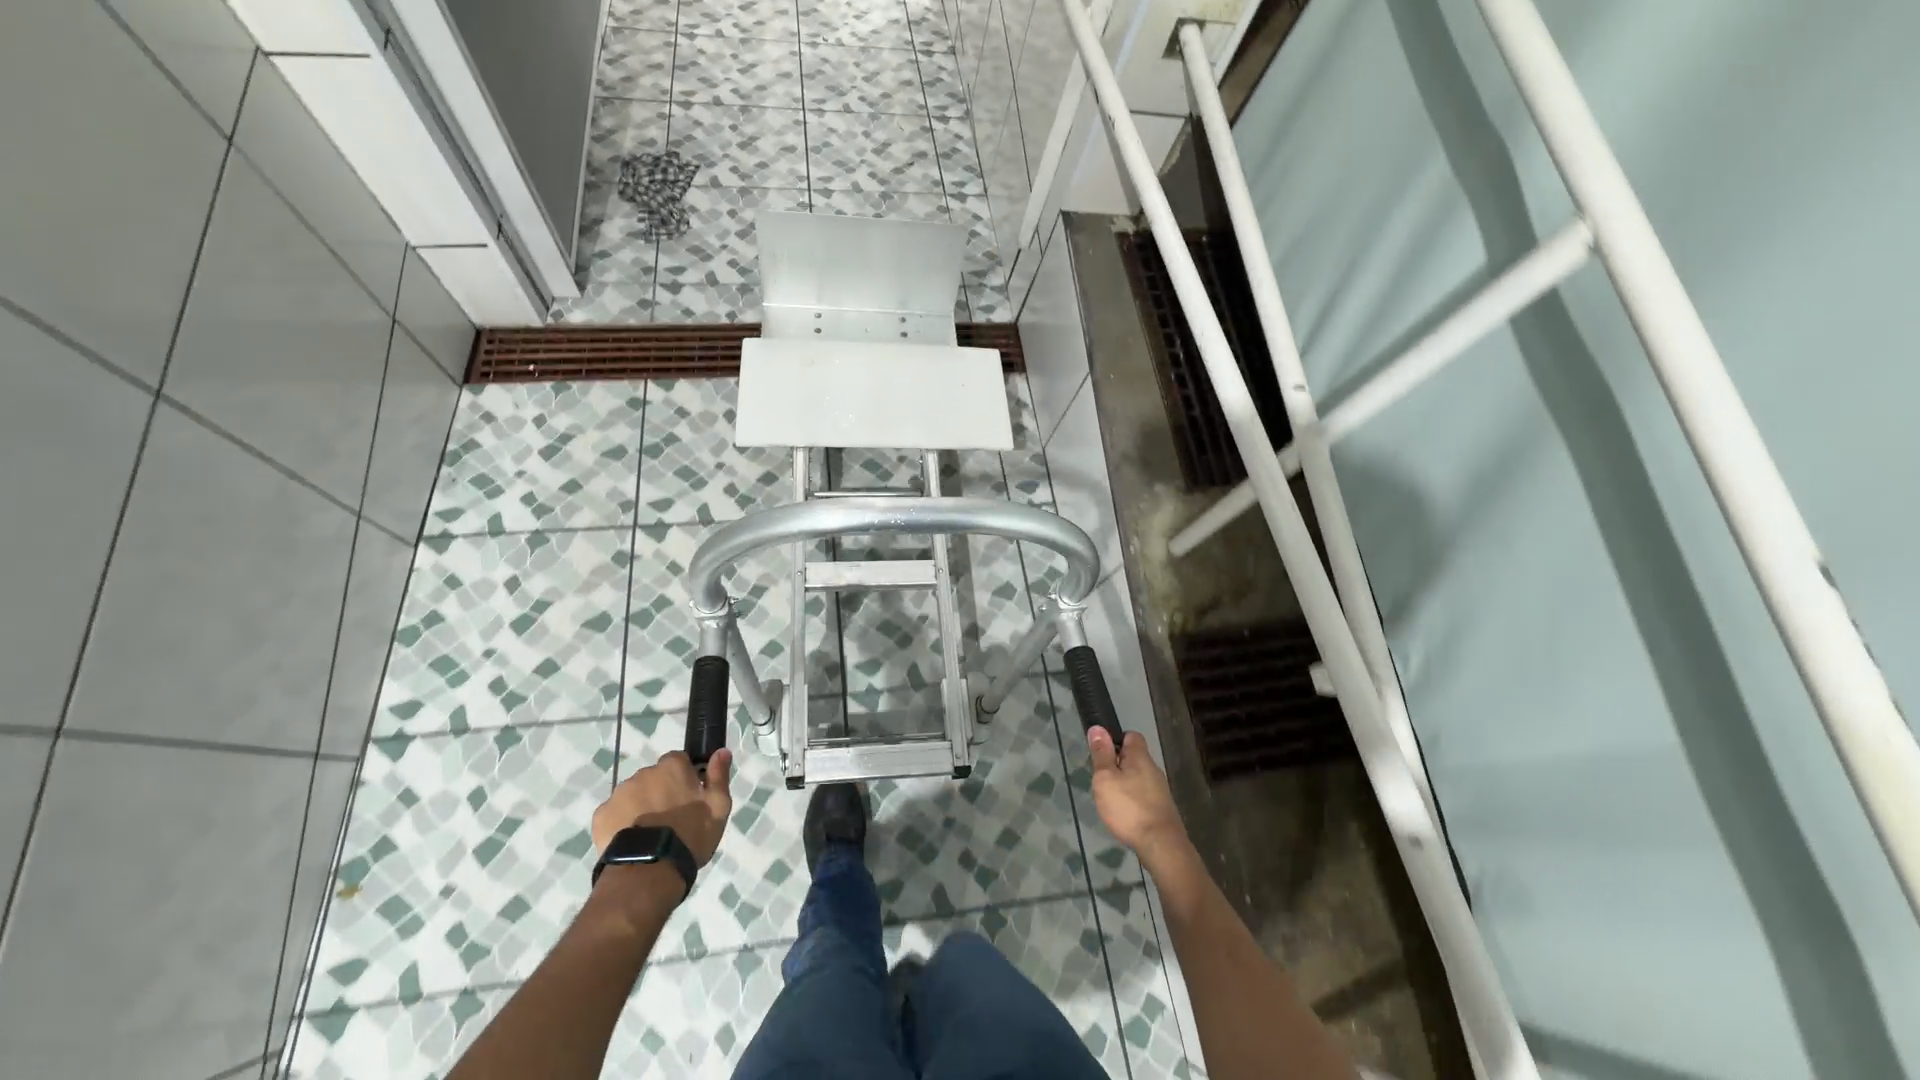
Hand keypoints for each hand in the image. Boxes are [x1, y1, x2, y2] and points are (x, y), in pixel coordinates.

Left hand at [593, 749, 733, 866]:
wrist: (651, 869)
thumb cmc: (690, 835)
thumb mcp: (718, 808)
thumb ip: (719, 776)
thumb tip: (721, 751)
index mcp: (671, 767)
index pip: (678, 761)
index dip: (684, 778)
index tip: (688, 798)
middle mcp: (643, 773)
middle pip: (654, 778)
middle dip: (661, 793)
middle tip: (671, 820)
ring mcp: (618, 793)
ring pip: (633, 796)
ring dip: (641, 807)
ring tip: (651, 835)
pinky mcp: (601, 815)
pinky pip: (614, 814)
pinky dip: (622, 824)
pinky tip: (633, 842)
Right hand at [1088, 729, 1189, 867]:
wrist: (1160, 843)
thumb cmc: (1128, 807)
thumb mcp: (1106, 778)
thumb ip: (1101, 754)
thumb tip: (1097, 728)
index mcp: (1140, 757)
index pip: (1132, 736)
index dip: (1116, 739)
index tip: (1101, 752)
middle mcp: (1154, 770)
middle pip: (1134, 758)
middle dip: (1117, 765)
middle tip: (1101, 779)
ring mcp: (1160, 790)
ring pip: (1138, 778)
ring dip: (1124, 784)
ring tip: (1109, 798)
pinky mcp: (1161, 808)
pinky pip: (1143, 795)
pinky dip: (1132, 800)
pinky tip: (1123, 814)